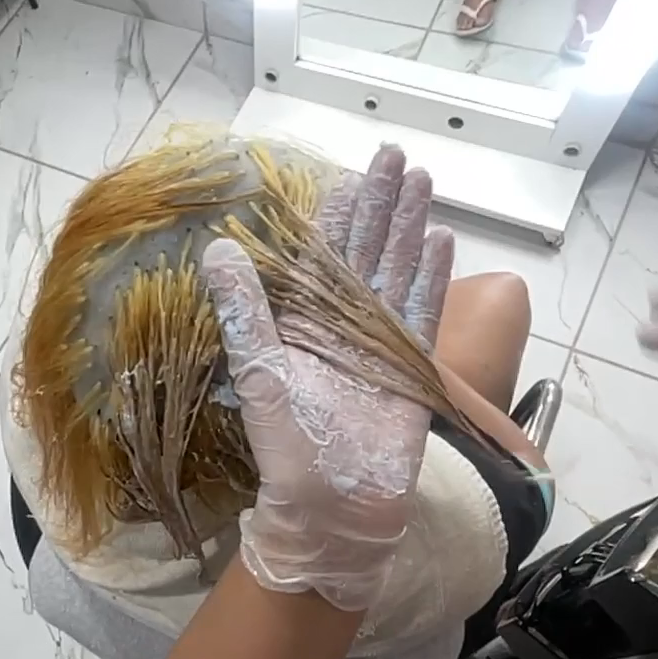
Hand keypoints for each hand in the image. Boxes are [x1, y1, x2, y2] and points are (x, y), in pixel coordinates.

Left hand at [201, 147, 451, 610]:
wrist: (330, 501)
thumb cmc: (287, 441)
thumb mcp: (258, 368)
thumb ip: (243, 309)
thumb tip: (217, 248)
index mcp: (301, 322)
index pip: (320, 256)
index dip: (335, 216)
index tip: (346, 176)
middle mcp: (341, 325)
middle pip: (364, 252)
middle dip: (379, 205)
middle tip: (393, 156)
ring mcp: (378, 343)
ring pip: (396, 271)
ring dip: (407, 227)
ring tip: (422, 181)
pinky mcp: (409, 365)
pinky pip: (421, 312)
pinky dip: (430, 277)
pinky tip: (440, 239)